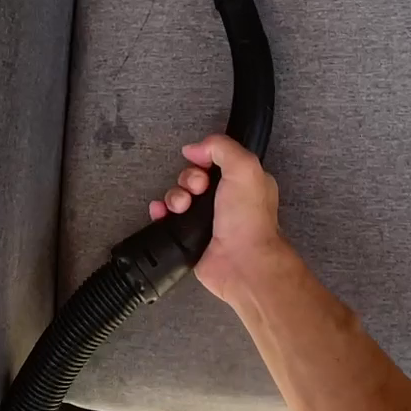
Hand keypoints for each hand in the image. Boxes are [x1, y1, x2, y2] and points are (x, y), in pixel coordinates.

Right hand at [147, 134, 297, 307]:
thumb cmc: (250, 220)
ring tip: (182, 207)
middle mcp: (225, 199)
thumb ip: (222, 147)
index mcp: (242, 181)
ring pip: (179, 196)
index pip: (214, 159)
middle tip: (197, 190)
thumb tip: (196, 147)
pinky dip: (161, 212)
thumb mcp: (244, 167)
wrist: (241, 262)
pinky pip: (168, 218)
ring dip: (174, 196)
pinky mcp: (191, 236)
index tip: (203, 165)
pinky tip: (162, 212)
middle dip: (188, 179)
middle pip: (193, 177)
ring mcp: (207, 219)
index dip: (204, 158)